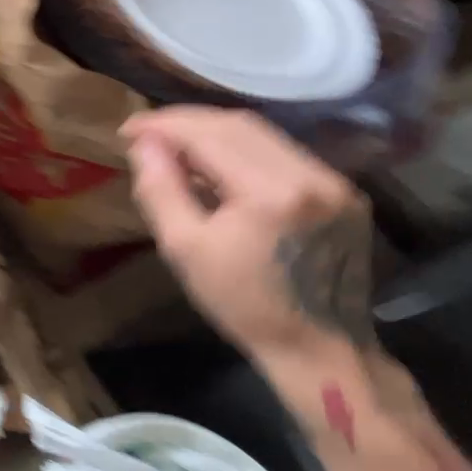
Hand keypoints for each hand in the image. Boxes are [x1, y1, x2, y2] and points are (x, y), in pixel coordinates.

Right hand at [120, 107, 373, 358]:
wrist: (320, 347)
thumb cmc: (242, 302)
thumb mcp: (183, 247)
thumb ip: (161, 188)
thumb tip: (143, 144)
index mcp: (273, 192)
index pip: (209, 134)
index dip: (162, 125)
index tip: (127, 130)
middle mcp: (313, 177)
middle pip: (239, 125)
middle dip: (186, 123)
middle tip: (146, 134)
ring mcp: (335, 184)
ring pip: (263, 135)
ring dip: (212, 133)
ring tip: (175, 148)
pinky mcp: (344, 195)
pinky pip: (283, 153)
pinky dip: (241, 150)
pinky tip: (215, 167)